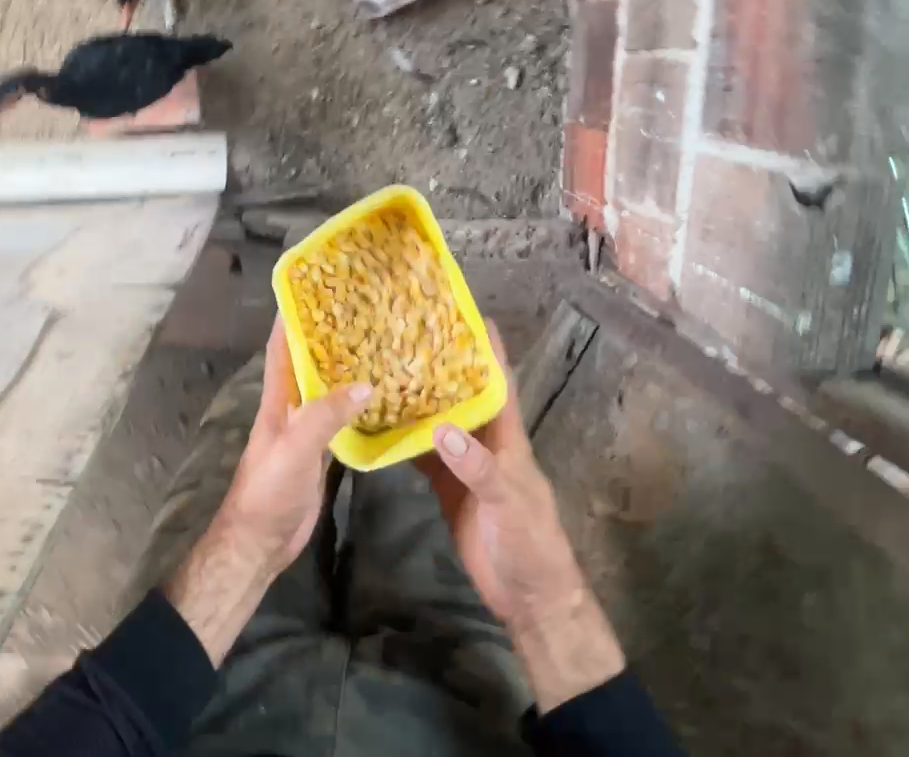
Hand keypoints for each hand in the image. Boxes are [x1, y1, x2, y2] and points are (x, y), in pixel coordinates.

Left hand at [166, 319, 372, 663]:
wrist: (261, 542)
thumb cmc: (269, 490)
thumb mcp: (294, 449)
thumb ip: (324, 416)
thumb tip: (366, 384)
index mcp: (277, 400)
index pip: (281, 348)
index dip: (291, 317)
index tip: (313, 287)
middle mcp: (290, 408)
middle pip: (308, 363)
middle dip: (328, 336)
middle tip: (362, 310)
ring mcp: (306, 431)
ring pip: (327, 390)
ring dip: (345, 368)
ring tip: (380, 345)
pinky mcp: (321, 454)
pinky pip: (340, 420)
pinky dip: (357, 405)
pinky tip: (382, 398)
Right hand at [416, 323, 626, 709]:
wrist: (527, 595)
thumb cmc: (530, 543)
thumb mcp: (509, 503)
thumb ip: (477, 467)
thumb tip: (441, 427)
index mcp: (507, 438)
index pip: (498, 383)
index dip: (488, 348)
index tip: (467, 312)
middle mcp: (484, 442)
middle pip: (462, 394)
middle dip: (442, 364)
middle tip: (407, 334)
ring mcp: (465, 464)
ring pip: (439, 419)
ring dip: (418, 397)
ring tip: (385, 367)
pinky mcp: (449, 486)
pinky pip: (423, 453)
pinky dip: (403, 438)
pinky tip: (379, 423)